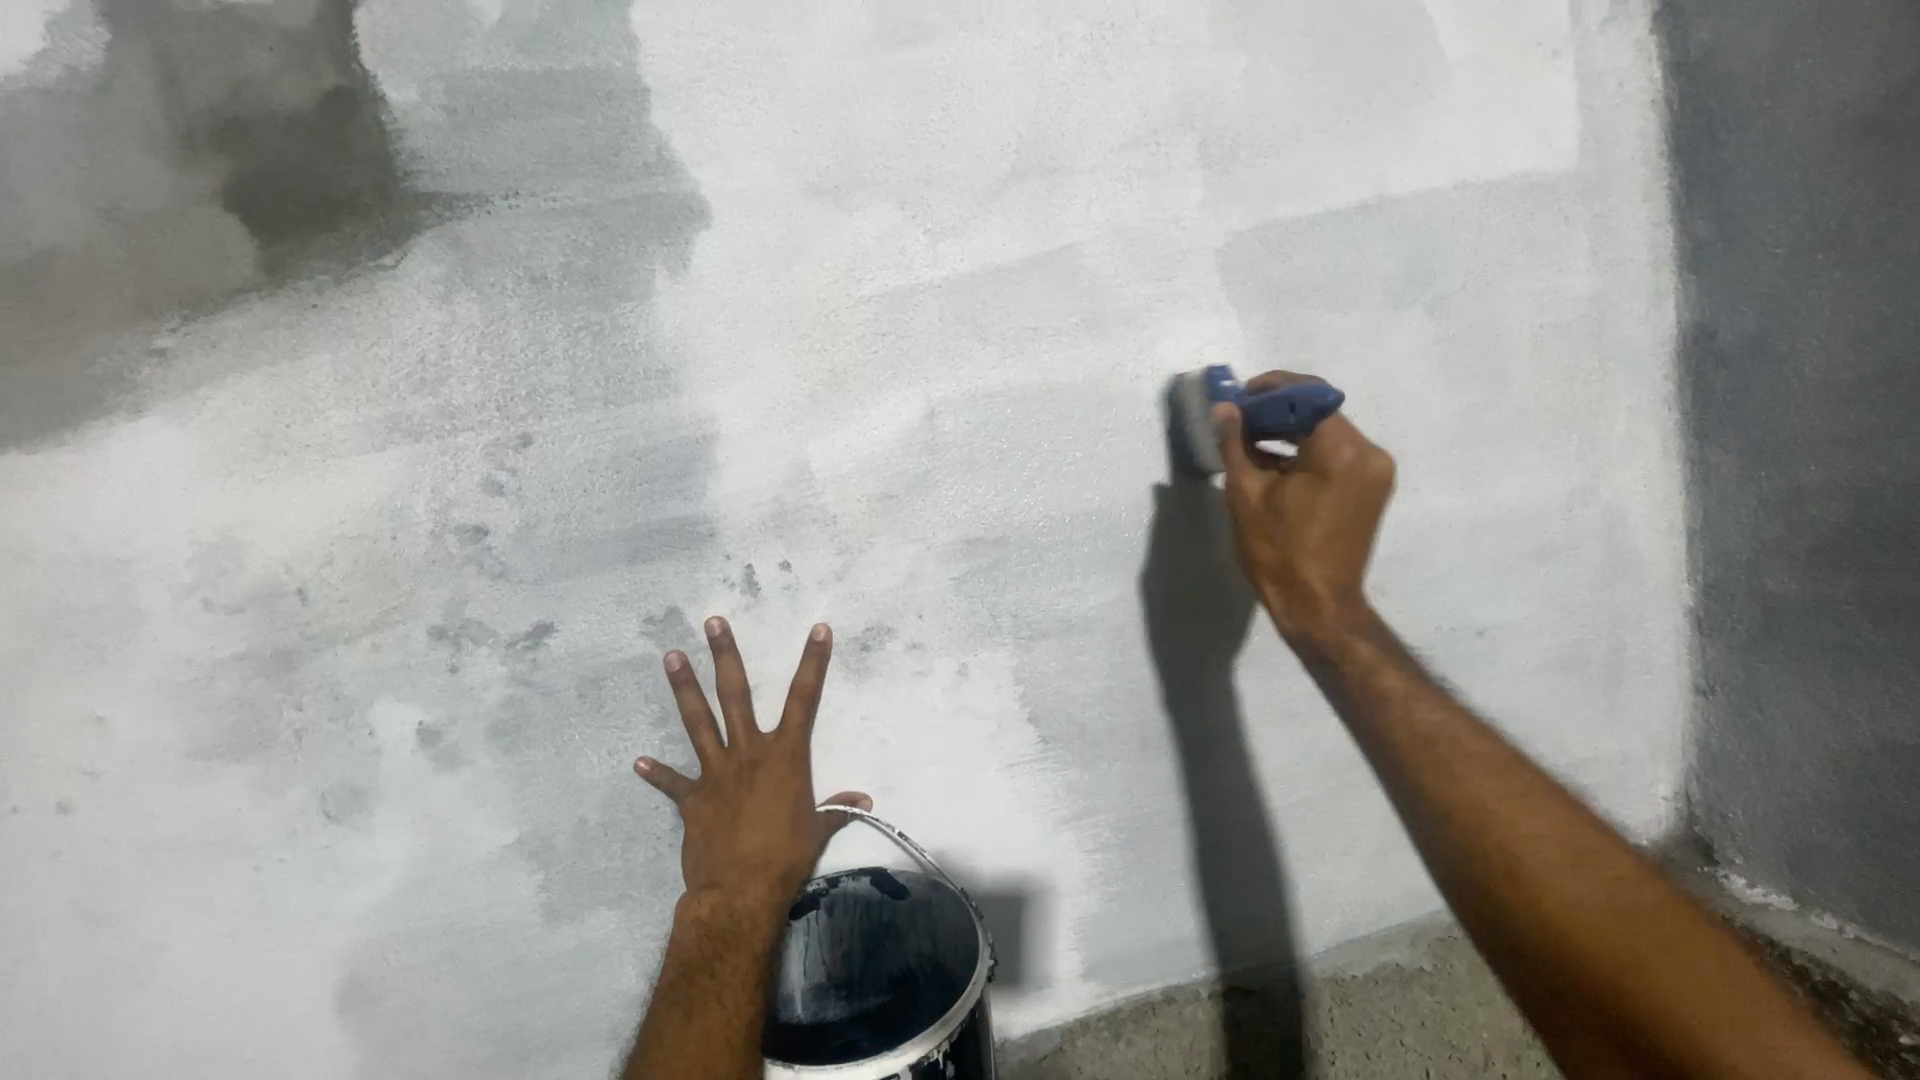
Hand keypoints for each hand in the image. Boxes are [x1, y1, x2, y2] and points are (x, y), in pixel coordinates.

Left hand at [634, 617, 870, 903]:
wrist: (741, 890)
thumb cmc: (787, 856)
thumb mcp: (820, 830)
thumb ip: (837, 810)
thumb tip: (864, 802)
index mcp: (784, 755)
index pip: (803, 698)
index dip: (813, 662)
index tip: (818, 629)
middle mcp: (748, 752)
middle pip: (735, 694)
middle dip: (726, 655)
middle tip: (713, 621)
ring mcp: (716, 773)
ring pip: (698, 721)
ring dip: (685, 688)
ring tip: (671, 655)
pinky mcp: (692, 799)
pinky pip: (672, 782)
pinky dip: (656, 773)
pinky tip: (637, 761)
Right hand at [1213, 371, 1395, 642]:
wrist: (1317, 605)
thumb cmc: (1277, 552)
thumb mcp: (1245, 494)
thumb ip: (1235, 443)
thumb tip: (1224, 409)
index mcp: (1340, 451)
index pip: (1307, 394)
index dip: (1269, 388)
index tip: (1238, 398)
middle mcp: (1368, 453)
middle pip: (1319, 411)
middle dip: (1276, 410)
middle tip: (1237, 420)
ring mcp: (1375, 471)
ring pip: (1328, 432)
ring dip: (1290, 431)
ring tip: (1249, 443)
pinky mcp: (1372, 488)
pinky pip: (1337, 454)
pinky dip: (1306, 451)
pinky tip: (1272, 464)